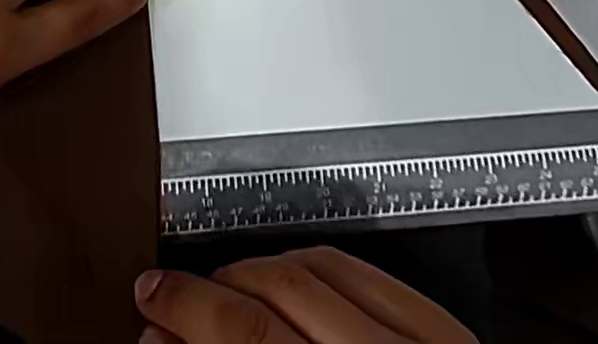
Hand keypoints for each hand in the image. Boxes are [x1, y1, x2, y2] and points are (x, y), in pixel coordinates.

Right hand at [135, 248, 477, 343]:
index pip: (247, 339)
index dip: (187, 315)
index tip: (150, 313)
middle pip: (272, 294)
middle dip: (203, 290)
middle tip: (164, 295)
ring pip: (310, 268)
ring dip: (247, 269)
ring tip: (216, 285)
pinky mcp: (447, 331)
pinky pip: (357, 267)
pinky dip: (304, 261)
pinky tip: (279, 273)